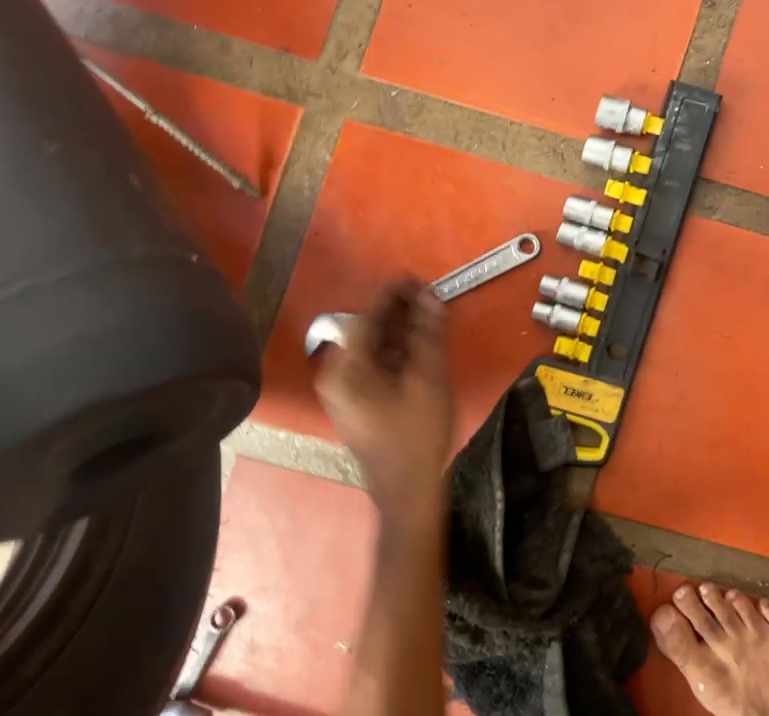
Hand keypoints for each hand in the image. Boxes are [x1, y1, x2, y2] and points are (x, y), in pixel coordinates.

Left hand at [314, 278, 452, 532]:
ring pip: (373, 348)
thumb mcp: (428, 380)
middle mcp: (337, 378)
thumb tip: (430, 298)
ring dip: (401, 330)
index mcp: (346, 371)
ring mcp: (346, 393)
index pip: (366, 318)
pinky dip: (398, 350)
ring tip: (429, 314)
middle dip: (398, 311)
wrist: (409, 491)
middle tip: (427, 293)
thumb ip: (428, 335)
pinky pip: (377, 365)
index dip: (392, 294)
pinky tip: (421, 344)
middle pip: (367, 332)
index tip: (415, 277)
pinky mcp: (360, 403)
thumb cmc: (417, 436)